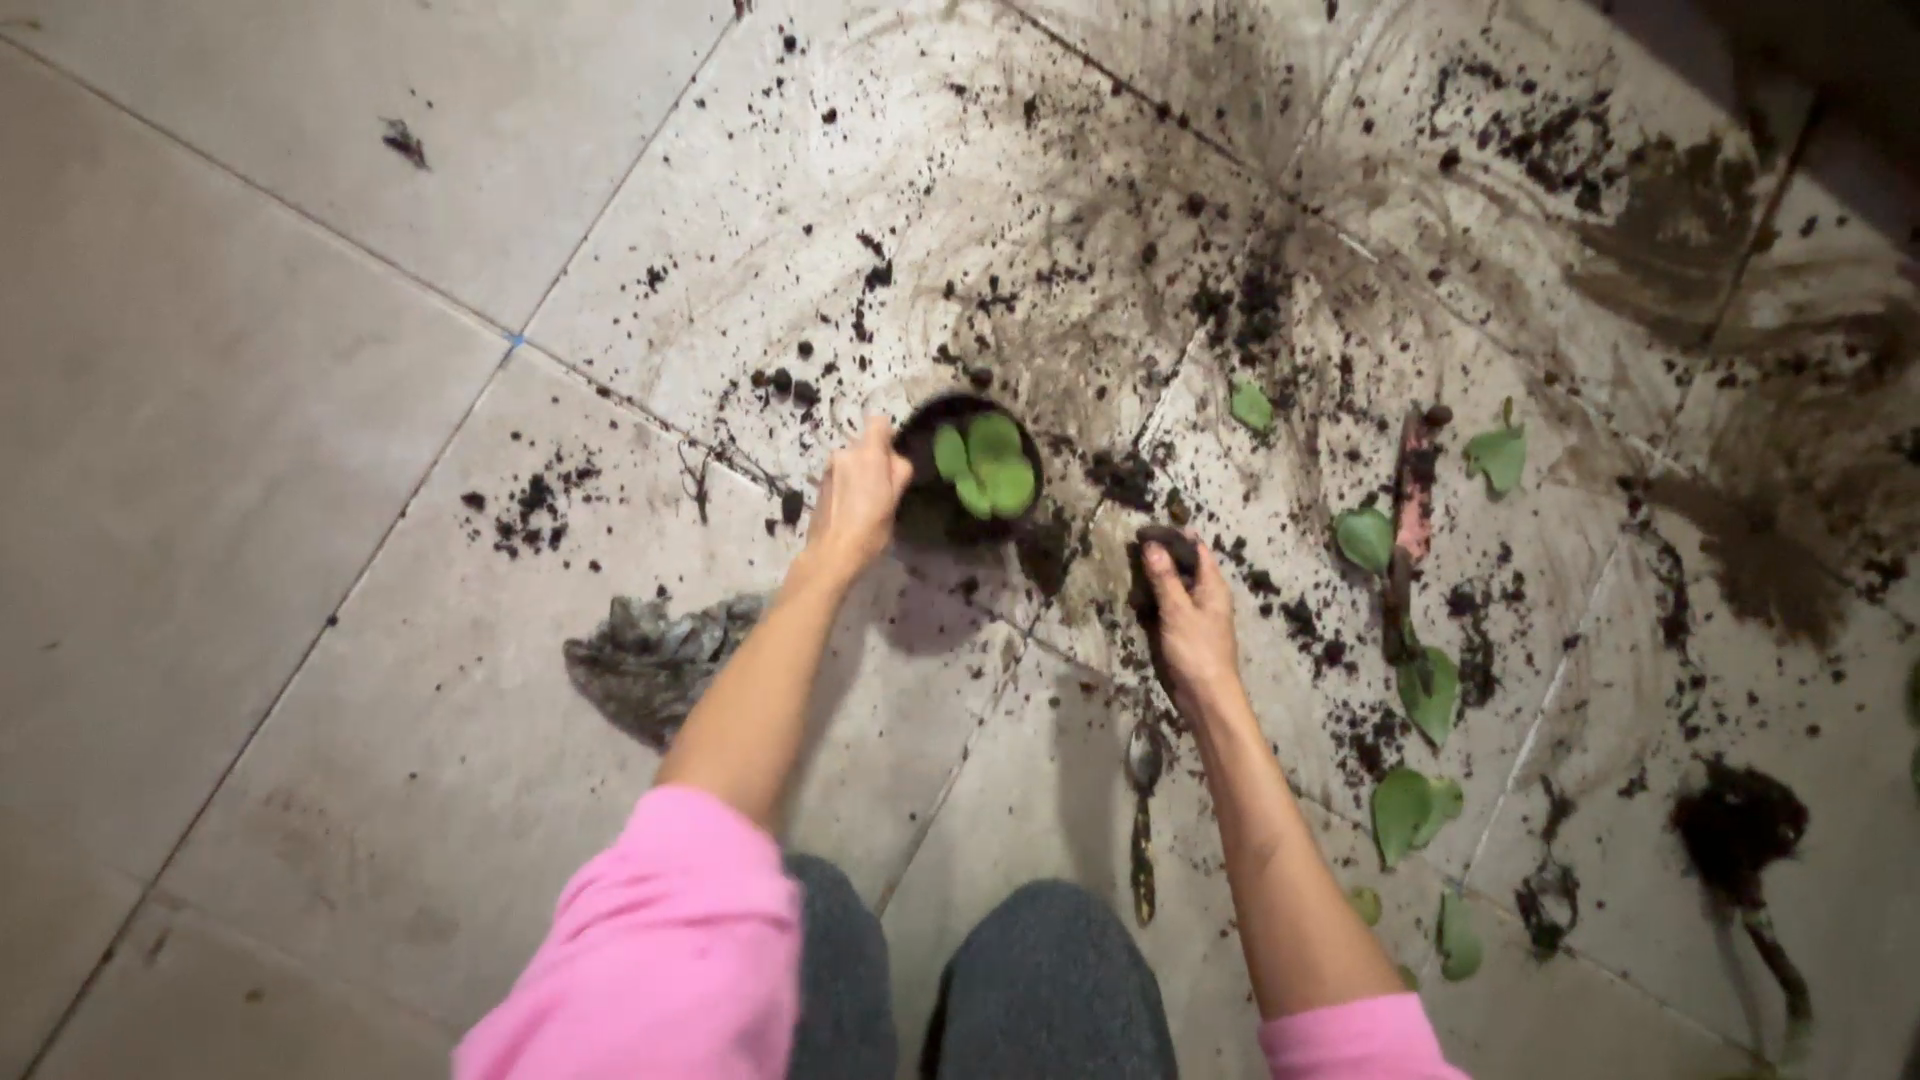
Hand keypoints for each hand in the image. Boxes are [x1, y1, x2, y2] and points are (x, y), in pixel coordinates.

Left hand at [787, 415, 912, 593]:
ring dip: (859, 472)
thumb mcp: (894, 500)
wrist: (831, 552)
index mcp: (867, 454)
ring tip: (864, 502)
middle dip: (874, 460)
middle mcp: (844, 453)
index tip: (891, 460)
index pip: (878, 422)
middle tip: (881, 490)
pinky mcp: (819, 482)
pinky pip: (840, 473)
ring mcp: (829, 467)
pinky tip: (849, 507)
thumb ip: (898, 471)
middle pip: (865, 444)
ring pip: (852, 460)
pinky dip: (847, 483)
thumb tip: (895, 458)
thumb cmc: (870, 528)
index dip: (887, 436)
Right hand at [1141, 537, 1243, 721]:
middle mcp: (1205, 596)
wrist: (1205, 696)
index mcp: (1212, 586)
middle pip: (1182, 568)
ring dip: (1152, 581)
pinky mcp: (1180, 631)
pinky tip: (1135, 600)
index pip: (1197, 550)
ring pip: (1171, 588)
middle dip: (1159, 558)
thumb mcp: (1178, 610)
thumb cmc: (1197, 650)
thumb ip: (1164, 577)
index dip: (1175, 537)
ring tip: (1128, 570)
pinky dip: (1151, 602)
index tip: (1148, 529)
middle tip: (1131, 548)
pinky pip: (1165, 608)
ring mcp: (1192, 615)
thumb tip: (1152, 545)